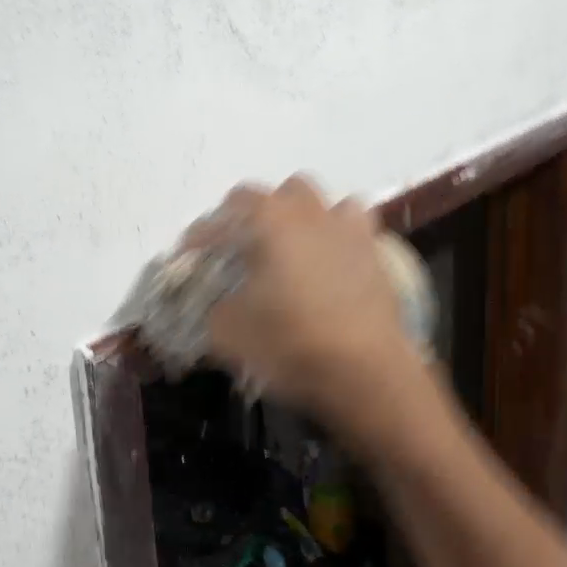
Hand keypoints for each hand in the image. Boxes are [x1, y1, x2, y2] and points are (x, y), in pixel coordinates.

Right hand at [184, 175, 424, 443]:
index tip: (191, 257)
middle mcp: (308, 211)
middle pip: (274, 194)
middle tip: (241, 249)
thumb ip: (213, 308)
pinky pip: (353, 223)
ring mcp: (346, 226)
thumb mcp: (229, 333)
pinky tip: (329, 257)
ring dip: (299, 216)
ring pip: (318, 200)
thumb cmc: (291, 344)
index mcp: (268, 221)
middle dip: (253, 215)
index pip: (224, 214)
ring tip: (288, 247)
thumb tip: (214, 303)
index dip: (203, 235)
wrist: (366, 372)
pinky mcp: (375, 250)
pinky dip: (337, 232)